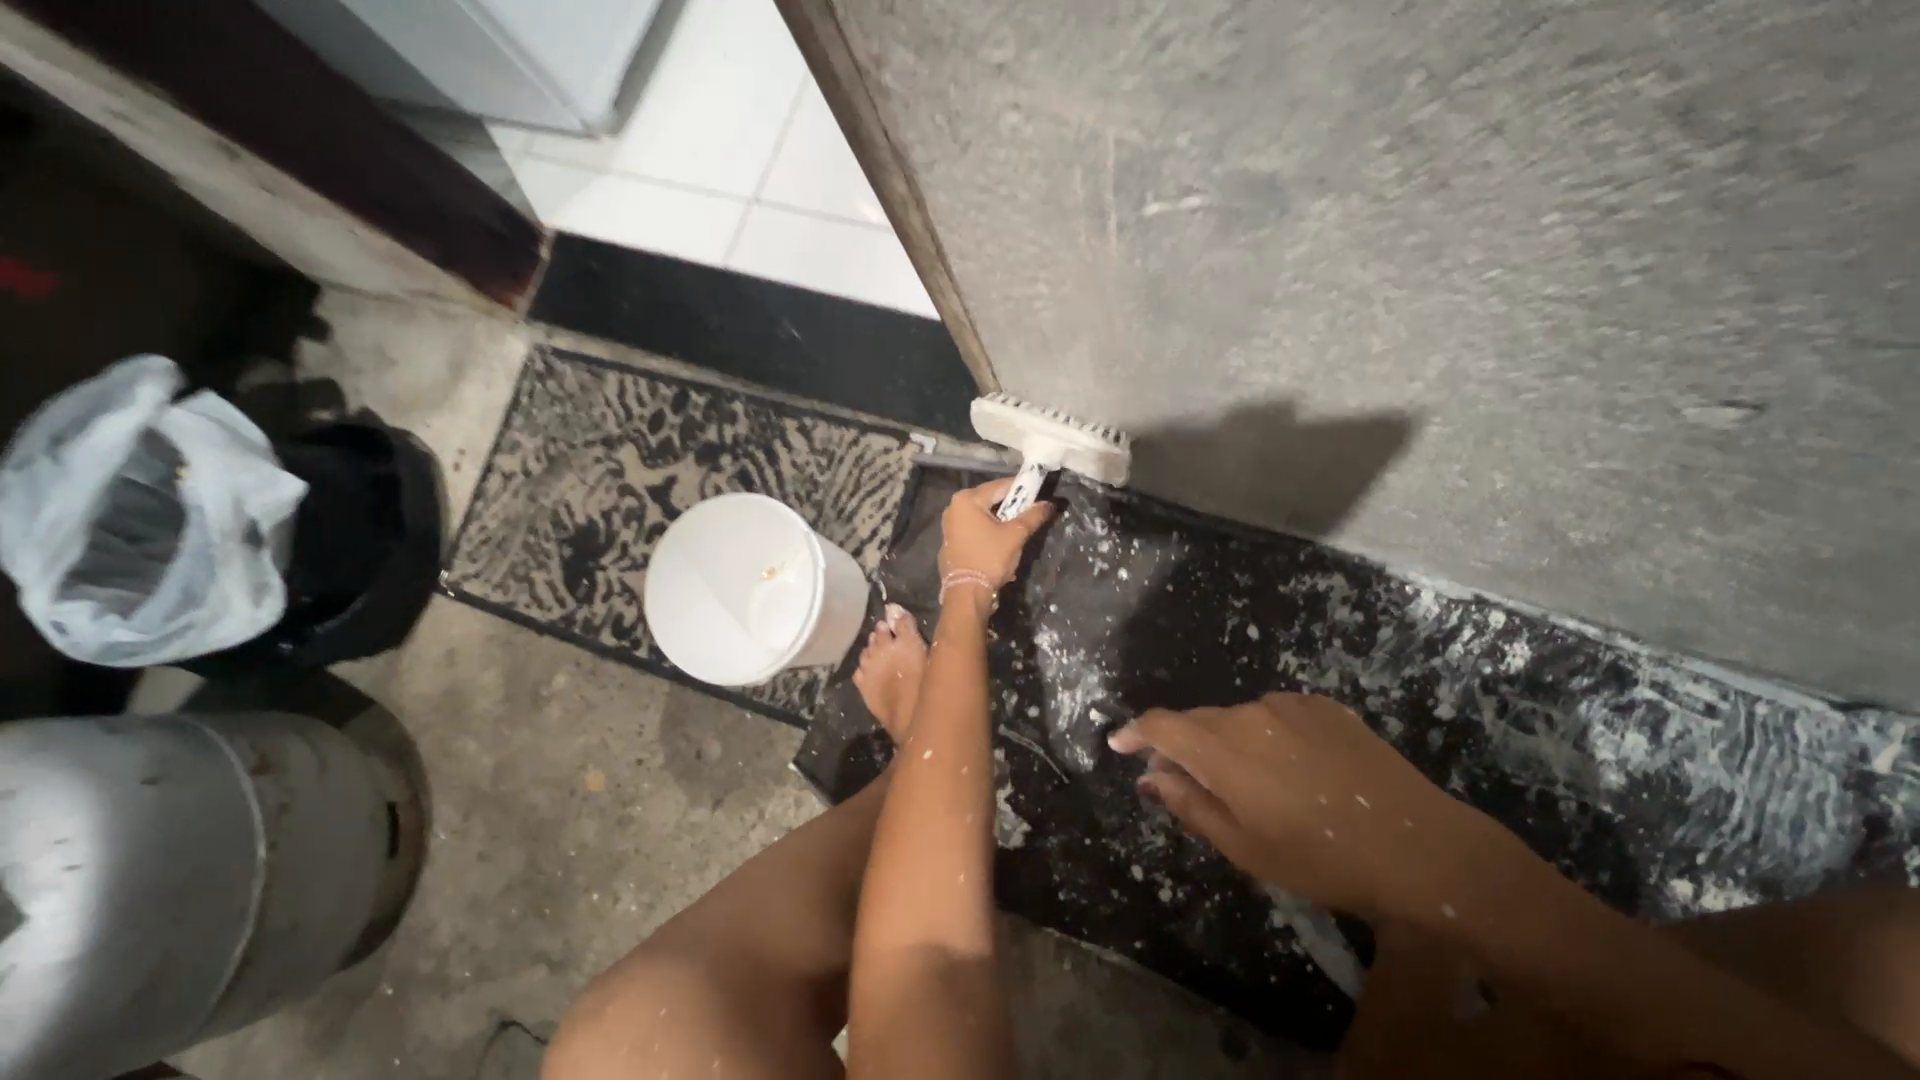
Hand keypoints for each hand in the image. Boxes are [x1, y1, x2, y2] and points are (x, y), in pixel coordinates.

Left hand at [937, 477, 1054, 591]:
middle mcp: (954, 507)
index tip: (1039, 493)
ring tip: (1018, 528)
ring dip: (1001, 520)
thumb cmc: (990, 558)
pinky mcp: (950, 540)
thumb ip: (1033, 516)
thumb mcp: (1015, 535)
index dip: (1022, 488)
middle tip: (1030, 512)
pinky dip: (988, 530)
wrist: (966, 592)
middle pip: (990, 500)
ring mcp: (950, 524)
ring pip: (982, 515)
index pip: (1000, 486)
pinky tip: (1000, 541)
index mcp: (967, 499)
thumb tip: (1049, 504)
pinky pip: (974, 528)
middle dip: (1011, 506)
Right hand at [1109, 693, 1518, 920]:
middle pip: (1198, 720)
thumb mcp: (1244, 847)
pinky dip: (1265, 737)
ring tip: (1248, 785)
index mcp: (1223, 749)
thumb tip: (1151, 776)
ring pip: (1238, 719)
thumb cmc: (1321, 859)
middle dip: (1181, 746)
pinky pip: (1277, 716)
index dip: (1135, 732)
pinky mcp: (1327, 708)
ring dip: (1227, 743)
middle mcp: (1250, 713)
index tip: (1119, 745)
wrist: (1420, 847)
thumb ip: (1189, 804)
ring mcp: (1292, 706)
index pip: (1161, 724)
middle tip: (1180, 781)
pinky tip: (1290, 771)